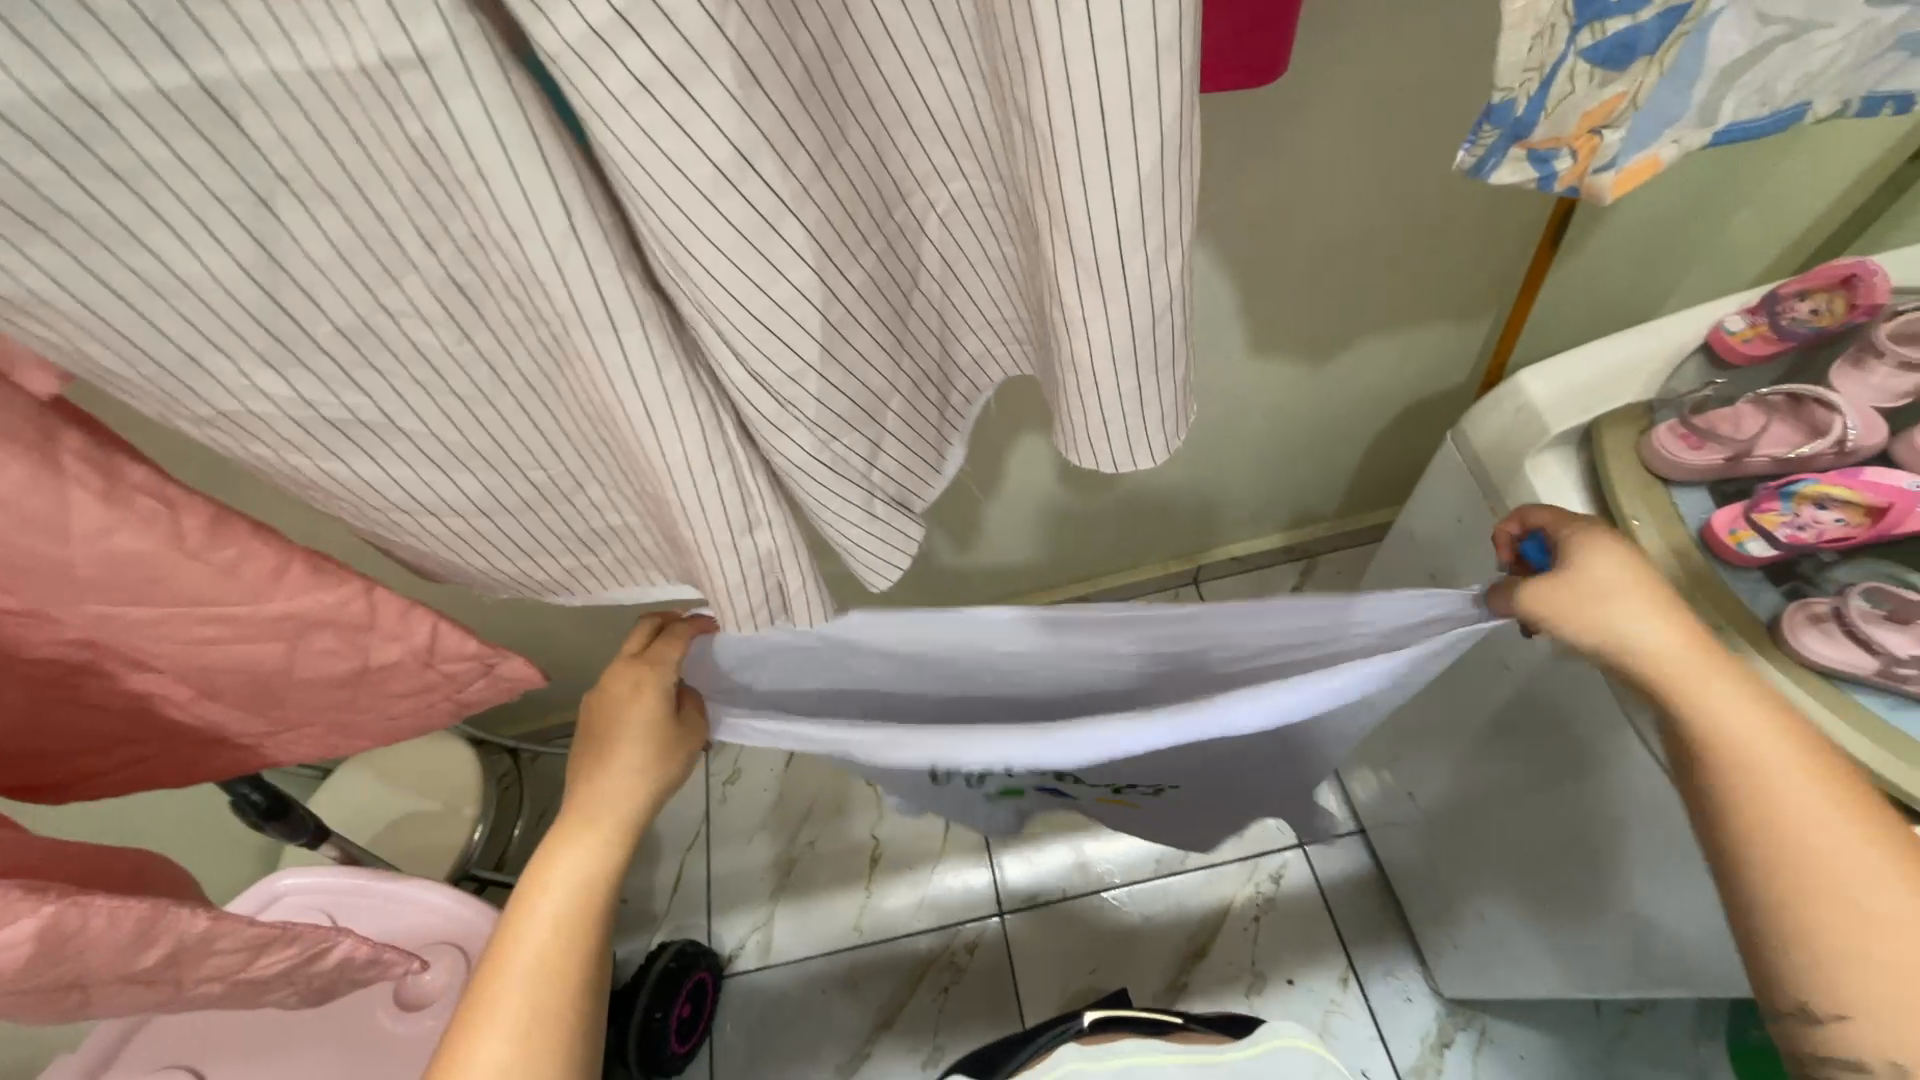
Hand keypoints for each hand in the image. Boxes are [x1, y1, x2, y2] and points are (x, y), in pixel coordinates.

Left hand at [563, 612, 718, 830]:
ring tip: (673, 665)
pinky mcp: (588, 708)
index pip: (676, 633)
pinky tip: (649, 698)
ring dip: (651, 647)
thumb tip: (679, 691)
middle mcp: (619, 671)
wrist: (601, 806)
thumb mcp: (693, 732)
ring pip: (627, 651)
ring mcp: (599, 688)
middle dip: (669, 619)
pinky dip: (637, 672)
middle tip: (690, 625)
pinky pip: (617, 677)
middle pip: (644, 627)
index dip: (697, 623)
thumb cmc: (654, 768)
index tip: (712, 624)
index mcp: (649, 672)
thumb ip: (691, 700)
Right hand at [1485, 504, 1709, 675]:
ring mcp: (1617, 565)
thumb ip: (1498, 592)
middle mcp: (1600, 539)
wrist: (1667, 654)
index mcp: (1578, 529)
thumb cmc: (1594, 613)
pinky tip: (1557, 630)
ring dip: (1536, 593)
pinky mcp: (1627, 591)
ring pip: (1558, 569)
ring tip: (1535, 624)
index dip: (1503, 537)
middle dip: (1520, 571)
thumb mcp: (1528, 600)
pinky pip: (1578, 586)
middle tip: (1519, 600)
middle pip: (1540, 542)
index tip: (1505, 571)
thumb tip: (1497, 595)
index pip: (1525, 514)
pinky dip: (1559, 604)